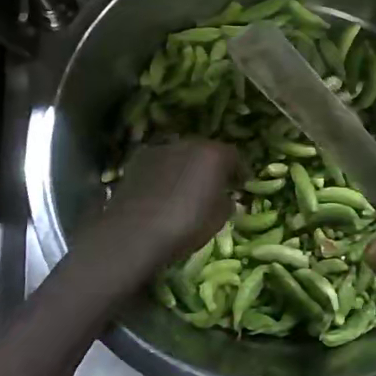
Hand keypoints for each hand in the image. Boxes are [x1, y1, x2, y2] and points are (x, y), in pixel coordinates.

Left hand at [71, 138, 238, 289]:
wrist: (135, 232)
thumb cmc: (185, 226)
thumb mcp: (218, 219)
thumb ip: (225, 201)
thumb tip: (223, 197)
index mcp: (213, 155)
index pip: (234, 156)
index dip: (239, 171)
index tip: (240, 185)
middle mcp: (188, 143)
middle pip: (205, 151)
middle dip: (210, 166)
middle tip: (212, 186)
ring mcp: (160, 149)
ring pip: (180, 154)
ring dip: (185, 167)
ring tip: (184, 189)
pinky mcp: (138, 160)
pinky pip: (159, 163)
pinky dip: (164, 172)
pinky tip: (161, 191)